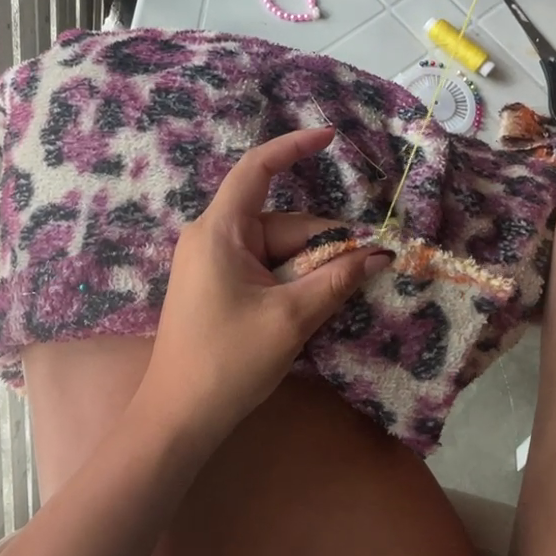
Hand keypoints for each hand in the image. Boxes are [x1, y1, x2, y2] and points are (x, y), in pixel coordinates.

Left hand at [136, 128, 390, 439]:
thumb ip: (335, 281)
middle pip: (281, 222)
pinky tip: (316, 302)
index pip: (257, 169)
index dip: (294, 147)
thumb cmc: (228, 362)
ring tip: (345, 294)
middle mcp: (212, 237)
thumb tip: (378, 256)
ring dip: (311, 268)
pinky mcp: (217, 286)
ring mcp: (212, 263)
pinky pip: (264, 268)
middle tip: (368, 269)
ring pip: (277, 249)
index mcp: (219, 231)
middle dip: (323, 243)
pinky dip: (293, 280)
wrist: (178, 418)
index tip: (330, 137)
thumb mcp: (290, 319)